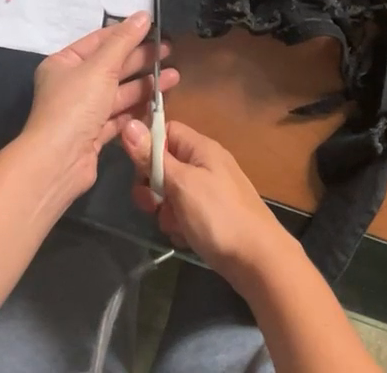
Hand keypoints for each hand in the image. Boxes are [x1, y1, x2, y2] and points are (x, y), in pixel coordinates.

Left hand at [21, 11, 178, 200]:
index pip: (99, 41)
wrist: (58, 162)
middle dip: (140, 59)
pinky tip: (160, 102)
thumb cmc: (75, 105)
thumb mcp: (101, 67)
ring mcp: (83, 112)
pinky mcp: (94, 135)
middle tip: (169, 50)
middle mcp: (72, 85)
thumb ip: (124, 41)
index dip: (126, 33)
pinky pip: (120, 116)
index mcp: (64, 63)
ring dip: (145, 84)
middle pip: (111, 66)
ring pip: (119, 93)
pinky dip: (138, 109)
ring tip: (175, 76)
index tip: (153, 27)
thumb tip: (144, 15)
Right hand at [121, 119, 294, 285]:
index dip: (148, 149)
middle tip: (153, 206)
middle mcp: (205, 164)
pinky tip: (186, 237)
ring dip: (166, 210)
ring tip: (176, 225)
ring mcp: (210, 191)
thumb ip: (153, 158)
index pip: (165, 131)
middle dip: (153, 187)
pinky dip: (180, 225)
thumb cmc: (219, 216)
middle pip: (164, 164)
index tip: (140, 172)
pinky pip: (184, 213)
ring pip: (171, 193)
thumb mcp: (182, 184)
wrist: (258, 261)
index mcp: (201, 148)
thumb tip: (128, 124)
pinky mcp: (211, 215)